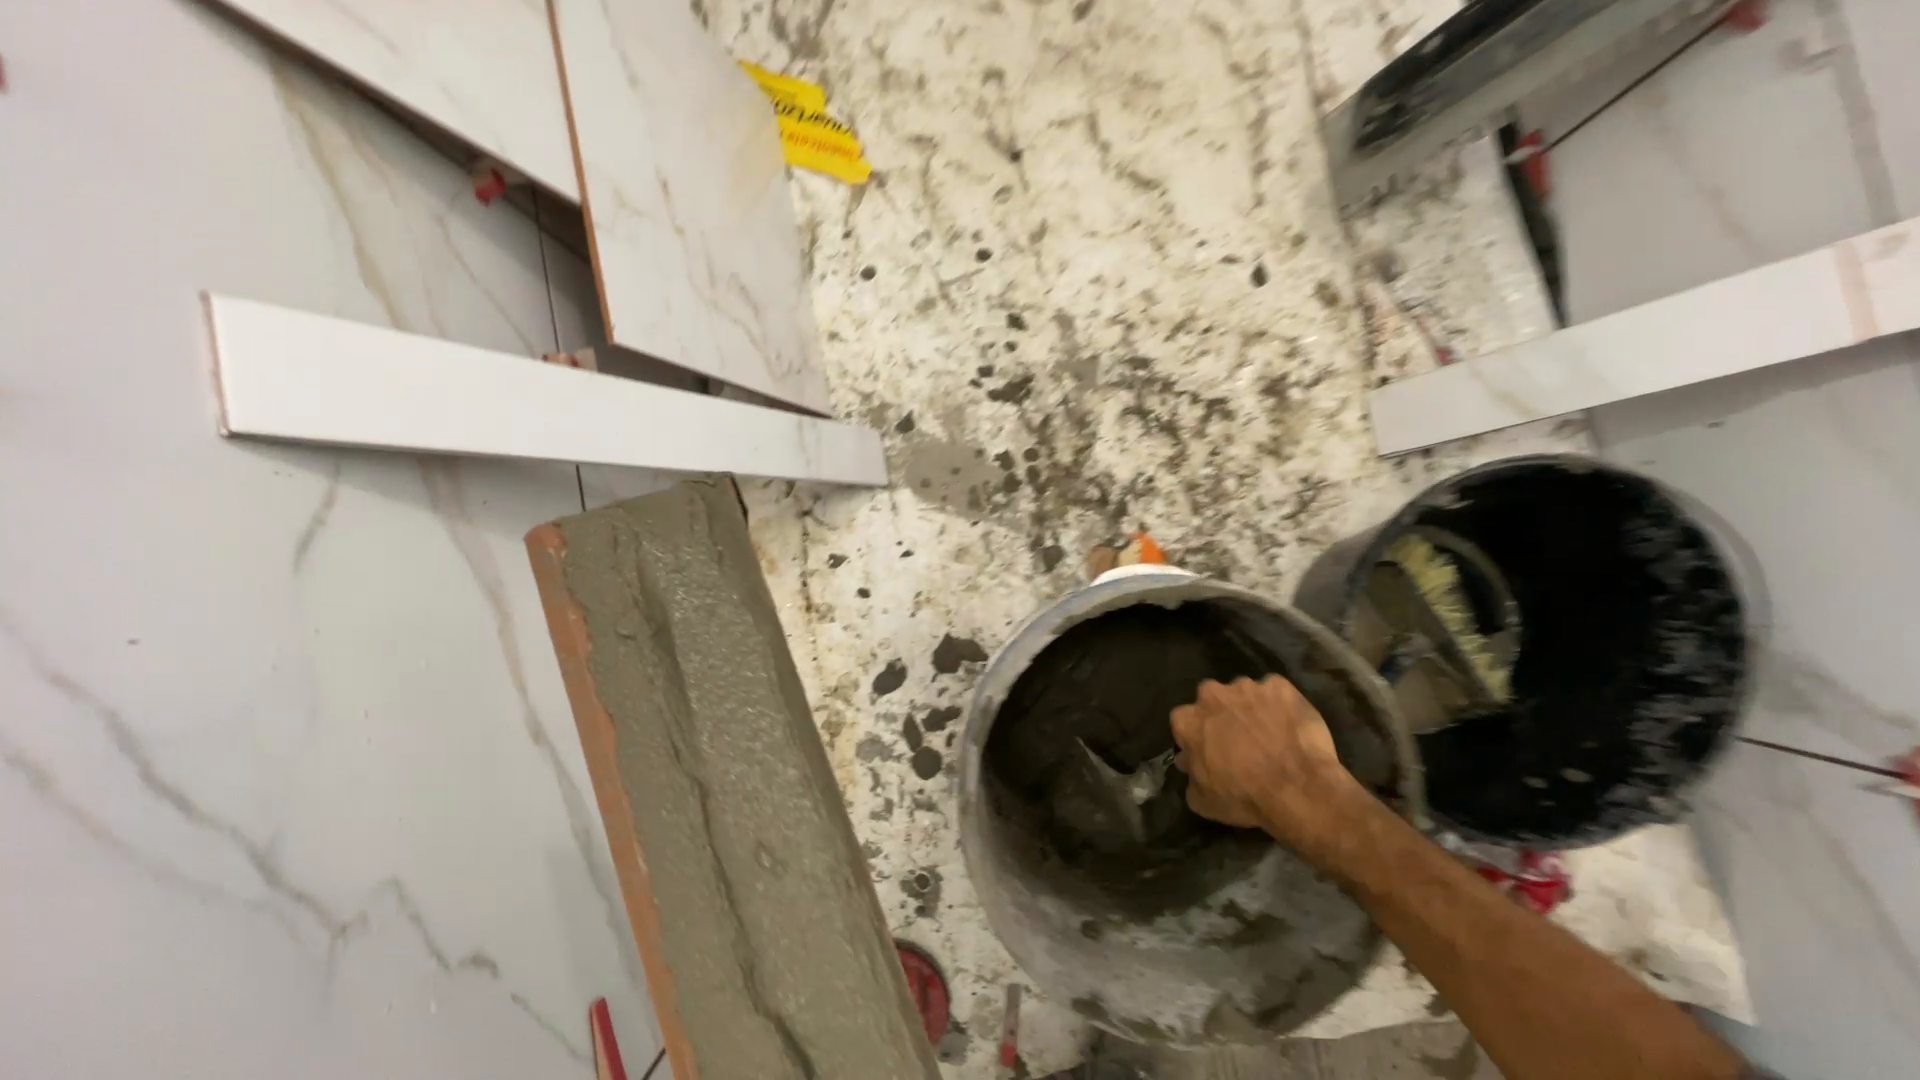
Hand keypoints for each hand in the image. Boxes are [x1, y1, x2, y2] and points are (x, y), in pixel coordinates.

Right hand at [1171, 675, 1368, 858]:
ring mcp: (1247, 686)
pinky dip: (1280, 705)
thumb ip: (1190, 775)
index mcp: (1187, 720)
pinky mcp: (1280, 686)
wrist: (1298, 788)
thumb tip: (1189, 762)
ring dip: (1250, 708)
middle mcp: (1211, 694)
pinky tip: (1290, 727)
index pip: (1183, 723)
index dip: (1197, 737)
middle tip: (1239, 740)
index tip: (1210, 751)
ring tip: (1269, 733)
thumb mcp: (1202, 800)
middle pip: (1211, 700)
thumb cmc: (1244, 796)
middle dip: (1221, 715)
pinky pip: (1275, 693)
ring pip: (1244, 693)